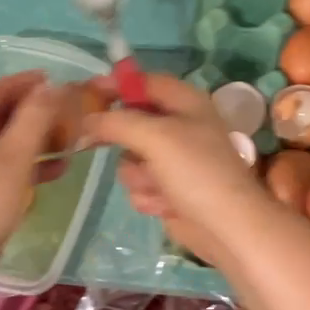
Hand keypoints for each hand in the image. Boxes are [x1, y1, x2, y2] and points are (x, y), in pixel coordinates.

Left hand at [0, 71, 61, 272]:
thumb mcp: (15, 156)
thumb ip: (36, 117)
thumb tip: (52, 88)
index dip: (26, 82)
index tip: (56, 80)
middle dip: (35, 114)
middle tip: (67, 114)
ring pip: (1, 141)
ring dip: (35, 140)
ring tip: (67, 144)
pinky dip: (24, 162)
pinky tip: (52, 170)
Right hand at [85, 72, 272, 267]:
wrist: (225, 226)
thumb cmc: (196, 172)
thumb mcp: (156, 137)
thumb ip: (116, 122)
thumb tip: (86, 120)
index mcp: (186, 103)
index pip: (144, 83)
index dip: (115, 84)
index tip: (85, 93)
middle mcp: (179, 128)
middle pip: (132, 122)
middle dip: (120, 139)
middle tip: (92, 142)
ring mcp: (172, 162)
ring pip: (129, 160)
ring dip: (138, 175)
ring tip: (157, 185)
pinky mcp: (167, 190)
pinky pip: (139, 185)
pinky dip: (148, 195)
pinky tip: (165, 204)